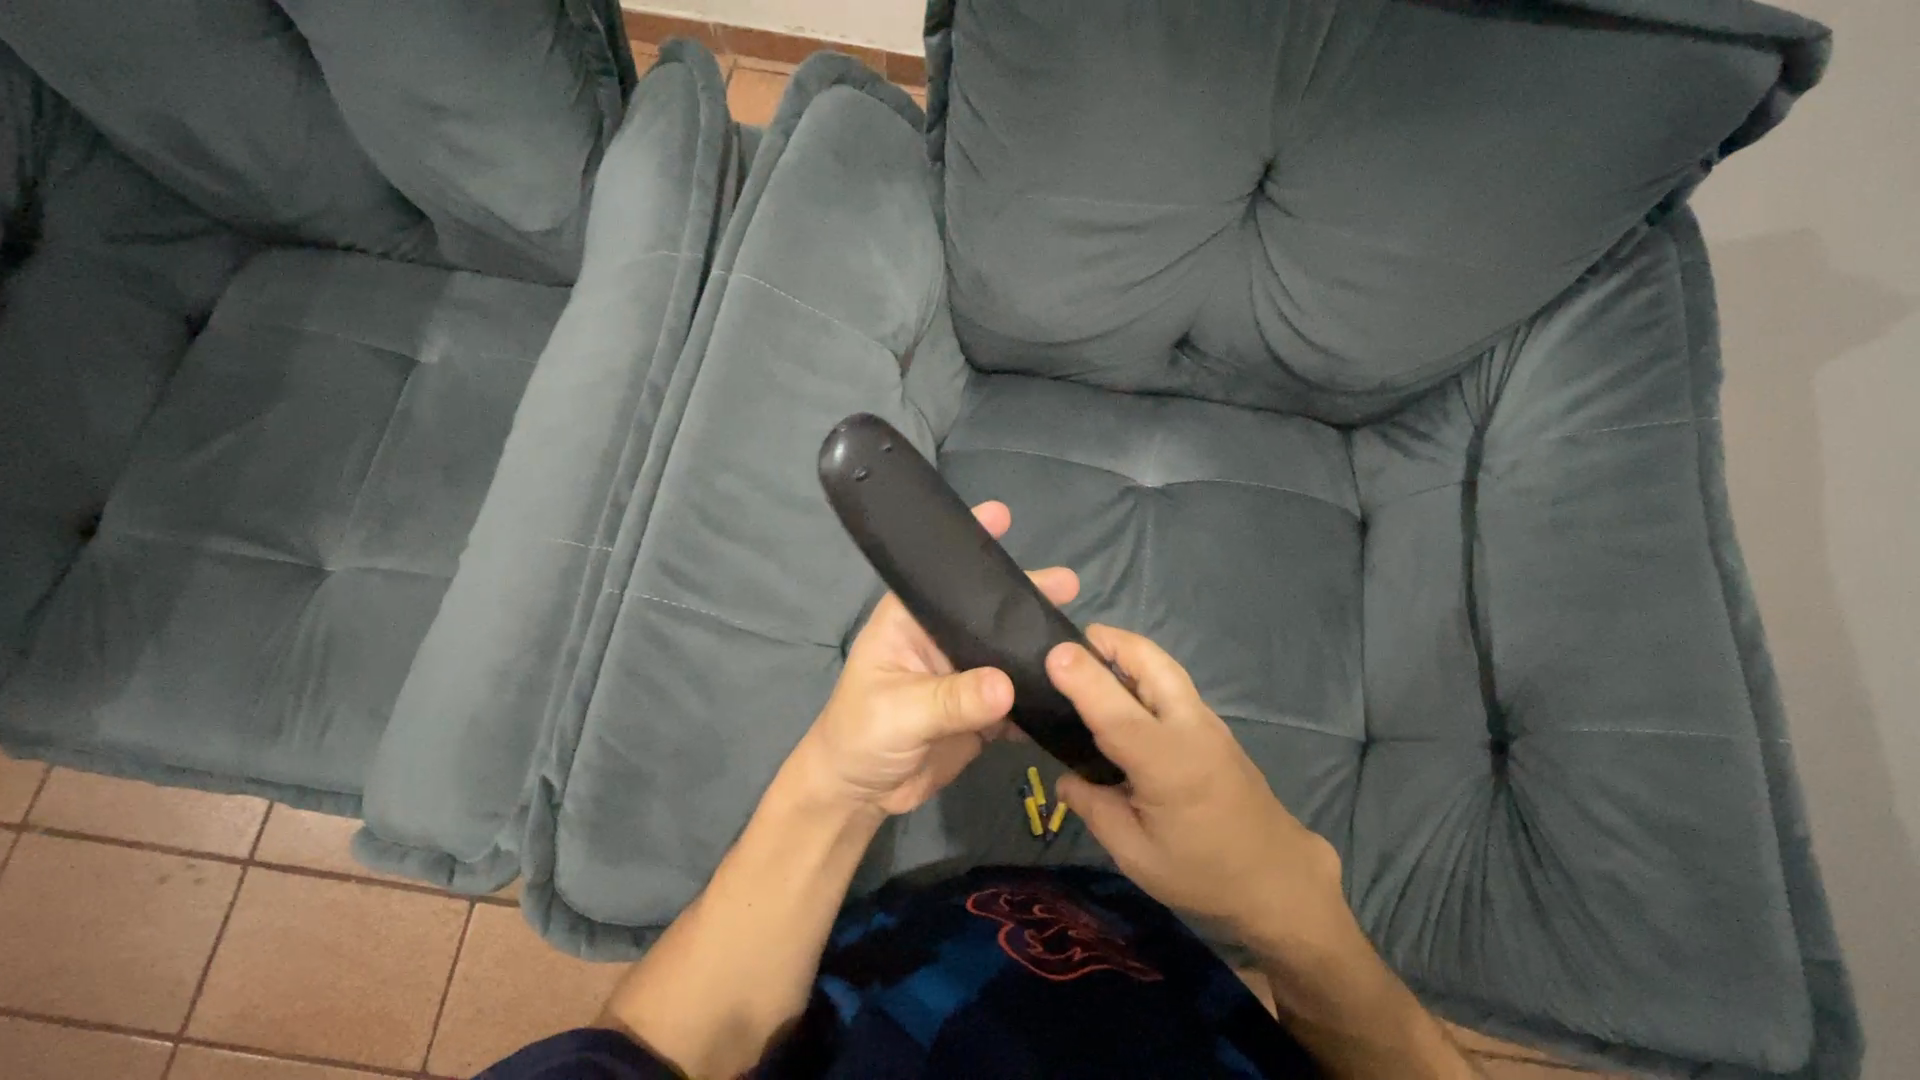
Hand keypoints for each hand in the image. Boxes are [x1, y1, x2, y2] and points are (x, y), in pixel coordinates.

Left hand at [788, 501, 1078, 817]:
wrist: (859, 794)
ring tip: (1084, 643)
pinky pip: (1018, 698)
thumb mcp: (900, 711)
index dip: (971, 546)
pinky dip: (1041, 696)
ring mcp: (964, 676)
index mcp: (911, 622)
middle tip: (1068, 585)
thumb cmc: (860, 736)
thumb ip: (951, 699)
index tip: (1002, 515)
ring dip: (1040, 650)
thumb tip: (1006, 686)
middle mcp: (941, 640)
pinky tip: (1072, 693)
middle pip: (989, 612)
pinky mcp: (982, 712)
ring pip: (1008, 654)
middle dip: (1026, 597)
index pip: (942, 576)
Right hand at [1050, 626, 1349, 951]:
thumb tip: (1064, 778)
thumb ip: (1094, 809)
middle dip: (1109, 641)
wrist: (1277, 880)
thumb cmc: (1202, 873)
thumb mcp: (1135, 854)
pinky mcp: (1214, 729)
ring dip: (1126, 655)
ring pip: (1165, 668)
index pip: (1116, 709)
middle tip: (1065, 646)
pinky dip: (1141, 674)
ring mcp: (1207, 724)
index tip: (1051, 650)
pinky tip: (1120, 697)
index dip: (1082, 677)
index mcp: (1167, 764)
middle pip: (1151, 662)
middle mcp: (1190, 729)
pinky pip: (1173, 686)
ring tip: (1086, 664)